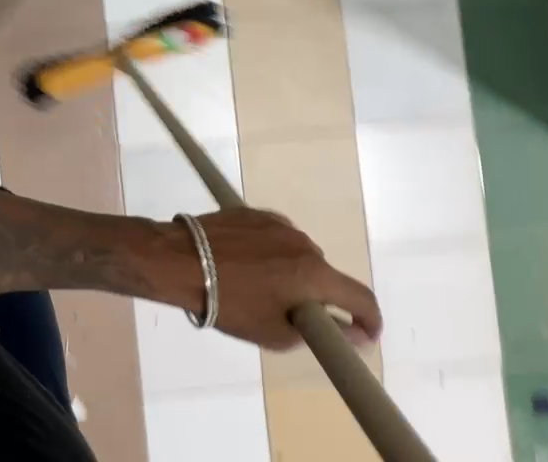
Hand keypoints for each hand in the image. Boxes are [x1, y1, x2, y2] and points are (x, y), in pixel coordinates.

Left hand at [187, 208, 382, 350]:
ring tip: (260, 286)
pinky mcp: (250, 212)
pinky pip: (273, 237)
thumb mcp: (278, 334)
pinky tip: (246, 264)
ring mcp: (275, 222)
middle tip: (290, 312)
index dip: (370, 321)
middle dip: (318, 296)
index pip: (362, 298)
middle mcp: (302, 242)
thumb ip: (325, 335)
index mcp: (315, 274)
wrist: (177, 260)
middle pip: (325, 275)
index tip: (363, 334)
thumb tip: (356, 333)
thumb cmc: (229, 302)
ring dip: (291, 271)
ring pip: (297, 254)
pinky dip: (270, 252)